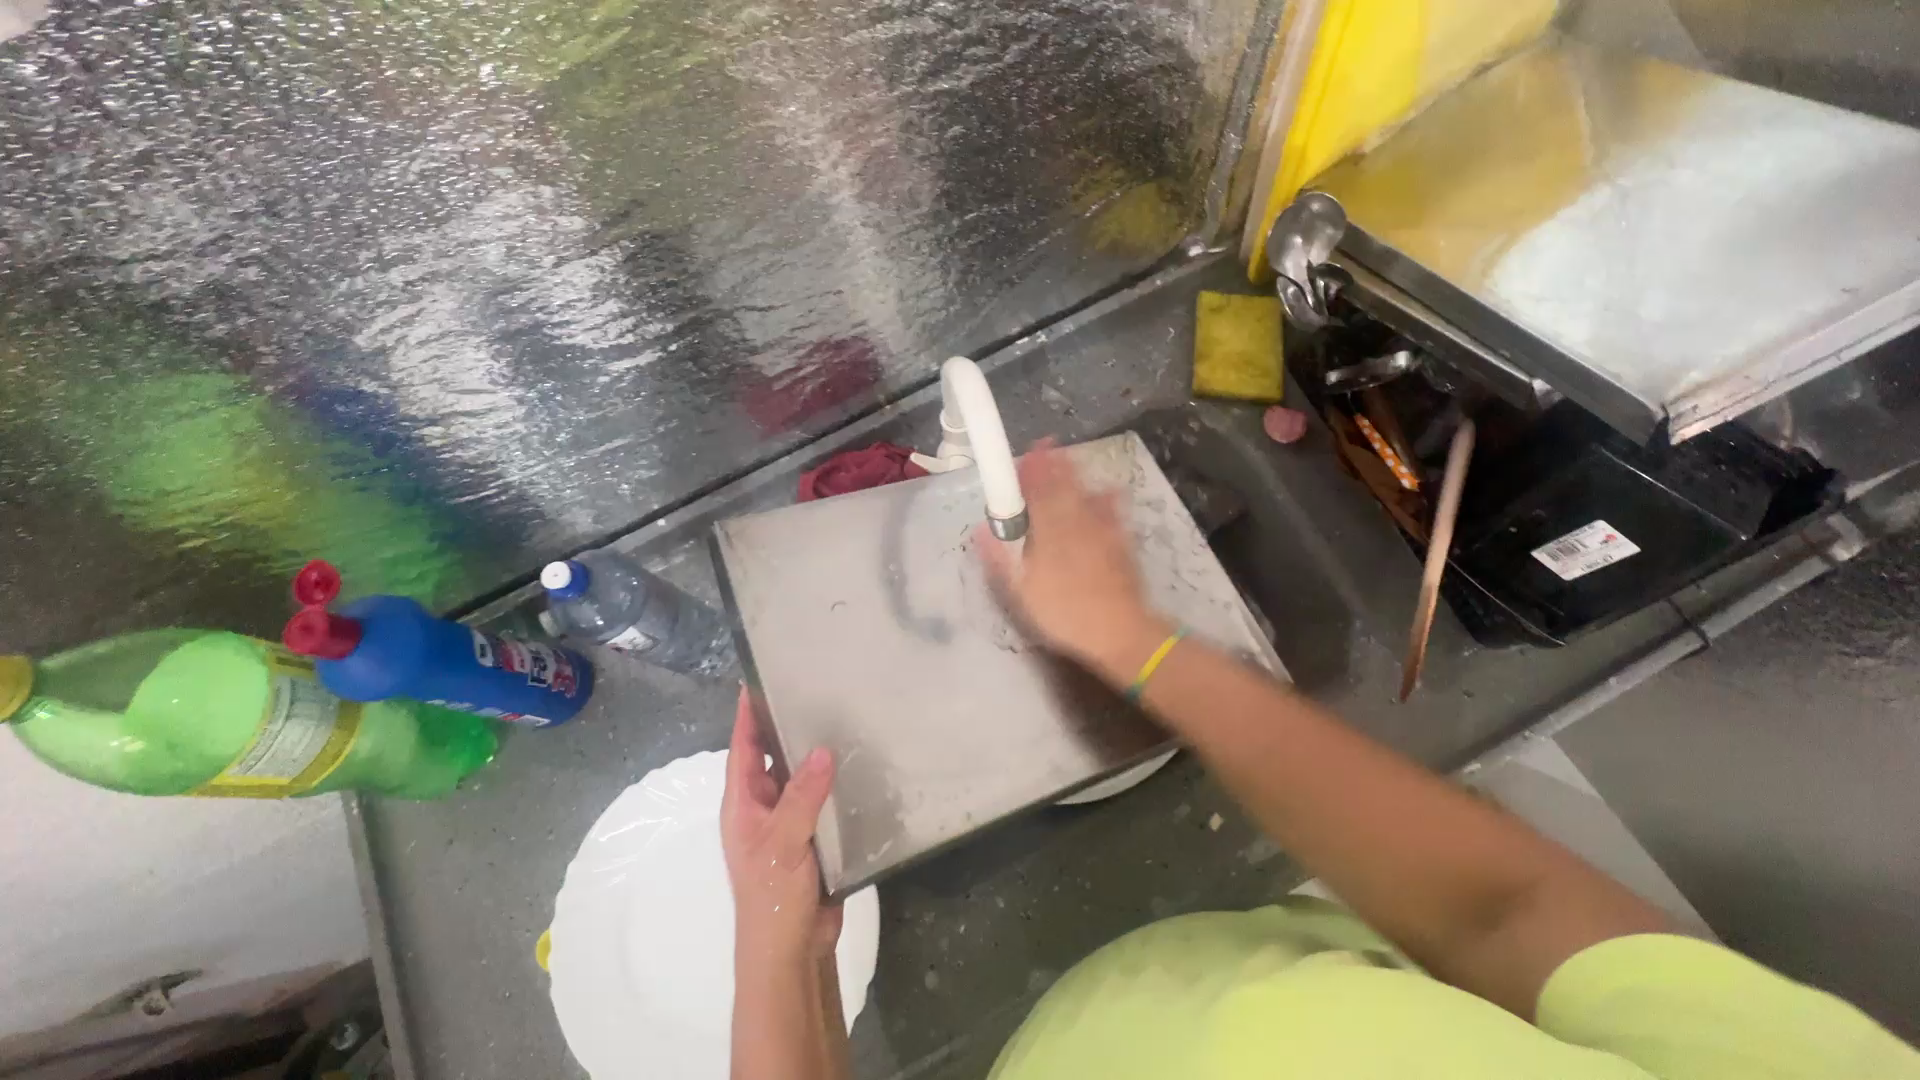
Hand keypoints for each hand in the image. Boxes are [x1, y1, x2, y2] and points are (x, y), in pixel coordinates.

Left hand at [722, 689, 841, 964]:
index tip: (756, 678)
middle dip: (786, 725)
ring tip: (840, 716)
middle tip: (813, 687)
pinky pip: (822, 799)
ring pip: (801, 777)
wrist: (791, 950)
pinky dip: (835, 781)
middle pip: (772, 757)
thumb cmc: (772, 896)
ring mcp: (788, 823)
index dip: (747, 714)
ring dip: (815, 753)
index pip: (742, 748)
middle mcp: (763, 807)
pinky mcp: (813, 837)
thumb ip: (801, 796)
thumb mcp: (784, 842)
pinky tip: (858, 764)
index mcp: (743, 804)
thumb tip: (823, 749)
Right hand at [975, 440, 1172, 683]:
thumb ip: (999, 558)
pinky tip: (1110, 489)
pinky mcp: (1122, 542)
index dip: (1029, 471)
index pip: (1034, 494)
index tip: (1023, 455)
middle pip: (1062, 487)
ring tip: (1069, 457)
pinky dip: (1109, 497)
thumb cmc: (1064, 614)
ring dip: (1076, 474)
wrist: (1117, 630)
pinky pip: (1114, 512)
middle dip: (1053, 464)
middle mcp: (1074, 524)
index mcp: (1046, 533)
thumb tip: (979, 530)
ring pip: (1086, 494)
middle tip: (1046, 443)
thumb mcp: (1021, 593)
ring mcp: (1101, 531)